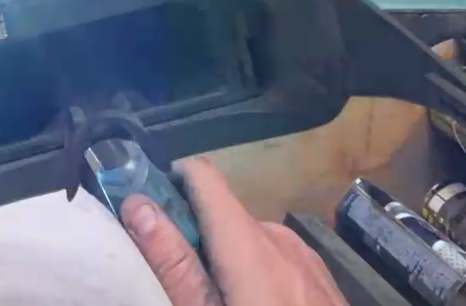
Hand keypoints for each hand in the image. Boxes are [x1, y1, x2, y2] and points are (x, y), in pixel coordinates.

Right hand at [120, 159, 346, 305]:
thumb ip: (174, 265)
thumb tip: (137, 203)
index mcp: (252, 246)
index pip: (202, 175)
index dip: (169, 184)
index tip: (150, 215)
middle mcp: (282, 241)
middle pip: (222, 214)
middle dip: (196, 238)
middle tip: (183, 289)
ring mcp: (311, 264)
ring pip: (249, 241)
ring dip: (227, 262)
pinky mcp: (327, 288)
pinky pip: (279, 263)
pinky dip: (257, 278)